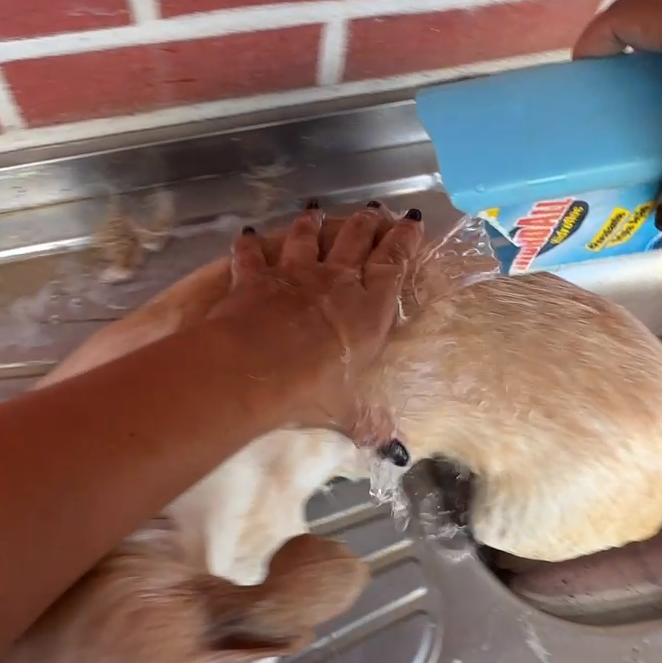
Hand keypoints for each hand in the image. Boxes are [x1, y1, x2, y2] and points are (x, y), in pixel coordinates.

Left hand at [214, 205, 424, 436]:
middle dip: (367, 222)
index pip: (393, 264)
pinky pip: (254, 254)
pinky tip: (249, 233)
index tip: (412, 221)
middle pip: (355, 239)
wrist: (255, 367)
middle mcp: (335, 281)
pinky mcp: (255, 277)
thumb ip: (370, 423)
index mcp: (368, 307)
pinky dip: (252, 243)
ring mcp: (293, 275)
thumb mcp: (348, 411)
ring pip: (307, 237)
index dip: (405, 240)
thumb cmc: (313, 388)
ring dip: (313, 223)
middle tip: (374, 210)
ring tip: (316, 210)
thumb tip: (396, 452)